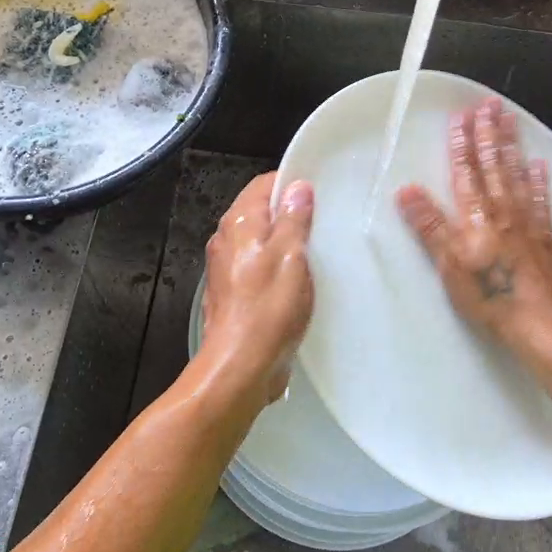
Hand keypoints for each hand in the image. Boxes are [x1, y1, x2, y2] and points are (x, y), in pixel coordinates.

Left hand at [197, 172, 314, 403]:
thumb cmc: (268, 308)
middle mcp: (226, 239)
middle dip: (290, 214)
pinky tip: (299, 282)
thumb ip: (293, 218)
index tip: (320, 192)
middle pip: (261, 212)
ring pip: (260, 241)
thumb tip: (297, 186)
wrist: (239, 368)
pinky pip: (258, 268)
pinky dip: (277, 268)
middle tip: (325, 222)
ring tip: (318, 251)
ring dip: (285, 244)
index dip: (290, 183)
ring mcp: (227, 268)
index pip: (263, 184)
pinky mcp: (233, 294)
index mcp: (238, 223)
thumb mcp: (290, 256)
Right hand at [397, 97, 551, 351]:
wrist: (541, 323)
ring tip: (510, 118)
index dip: (462, 142)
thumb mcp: (449, 264)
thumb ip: (430, 225)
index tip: (461, 115)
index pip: (466, 171)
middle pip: (494, 164)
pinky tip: (539, 164)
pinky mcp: (546, 237)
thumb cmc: (489, 295)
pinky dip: (540, 180)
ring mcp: (527, 221)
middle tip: (489, 104)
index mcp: (477, 215)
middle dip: (489, 132)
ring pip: (518, 174)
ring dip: (511, 145)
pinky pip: (542, 200)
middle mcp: (503, 210)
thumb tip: (406, 190)